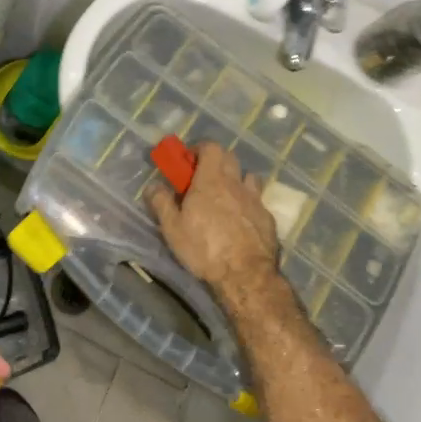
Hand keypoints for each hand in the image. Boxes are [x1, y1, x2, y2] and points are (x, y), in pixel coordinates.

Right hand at [147, 141, 279, 286]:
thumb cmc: (204, 248)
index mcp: (211, 180)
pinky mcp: (268, 218)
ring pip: (247, 177)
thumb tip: (152, 185)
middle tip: (203, 179)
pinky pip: (257, 202)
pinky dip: (247, 204)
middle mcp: (235, 183)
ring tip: (225, 198)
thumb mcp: (172, 228)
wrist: (246, 274)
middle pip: (230, 157)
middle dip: (216, 162)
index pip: (210, 147)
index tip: (189, 161)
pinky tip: (241, 222)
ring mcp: (255, 200)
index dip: (199, 149)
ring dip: (236, 180)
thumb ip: (161, 202)